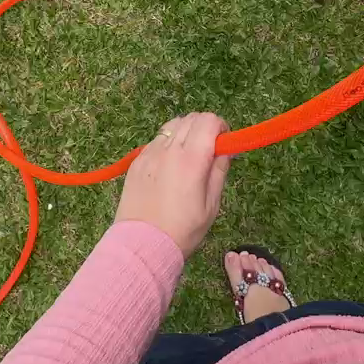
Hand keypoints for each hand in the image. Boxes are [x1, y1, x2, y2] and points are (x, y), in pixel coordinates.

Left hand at [115, 112, 231, 256]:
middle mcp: (169, 149)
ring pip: (172, 125)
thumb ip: (219, 170)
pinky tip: (170, 165)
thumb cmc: (183, 229)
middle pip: (191, 118)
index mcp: (191, 159)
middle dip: (205, 127)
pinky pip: (157, 140)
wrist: (143, 245)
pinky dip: (168, 143)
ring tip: (189, 156)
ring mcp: (149, 153)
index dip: (221, 127)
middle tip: (209, 150)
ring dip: (185, 132)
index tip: (224, 143)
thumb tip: (226, 148)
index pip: (209, 121)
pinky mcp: (136, 161)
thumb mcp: (212, 204)